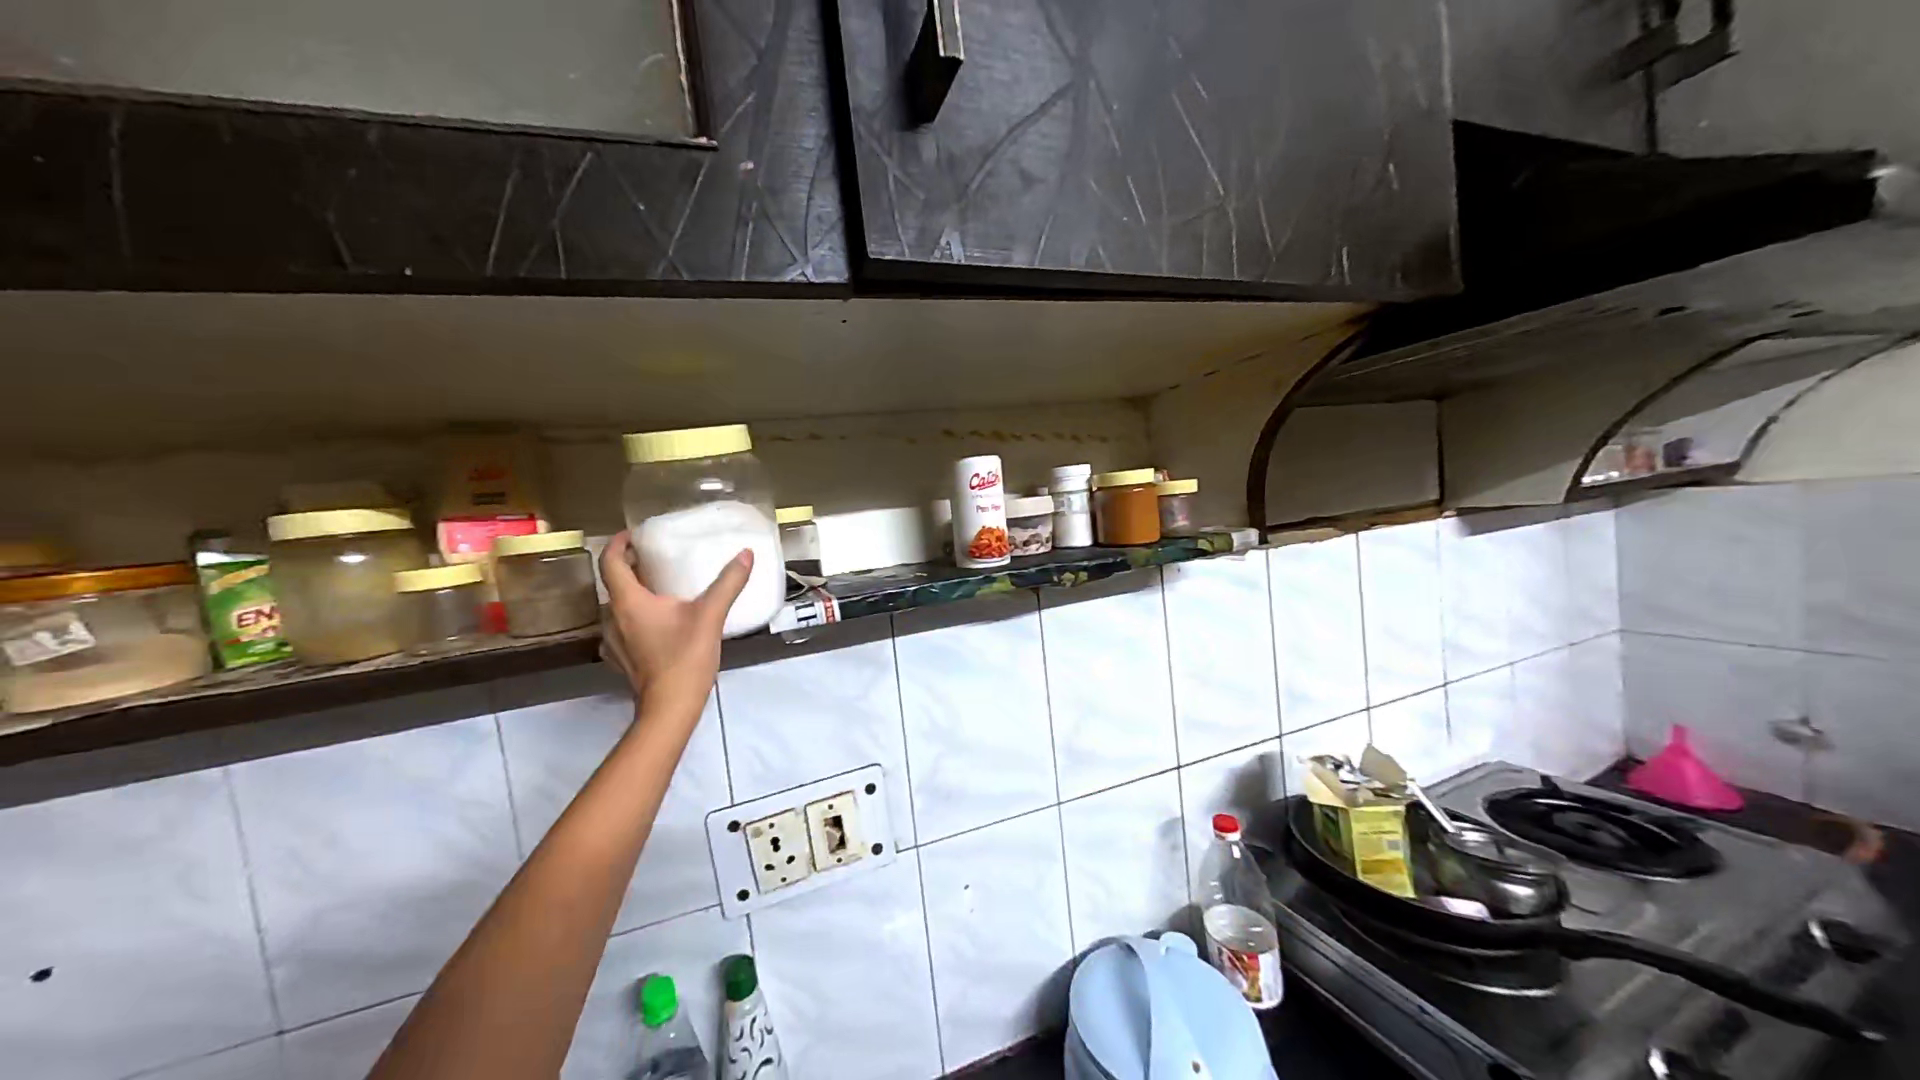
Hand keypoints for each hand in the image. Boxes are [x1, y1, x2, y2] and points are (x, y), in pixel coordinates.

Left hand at [597, 531, 752, 715]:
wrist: (670, 707)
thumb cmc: (685, 658)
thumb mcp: (711, 616)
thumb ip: (728, 583)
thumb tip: (746, 554)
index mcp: (628, 602)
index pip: (611, 562)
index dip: (618, 544)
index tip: (633, 534)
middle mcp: (612, 618)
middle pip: (614, 583)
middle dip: (631, 568)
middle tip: (655, 558)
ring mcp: (612, 641)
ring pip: (617, 607)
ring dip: (633, 594)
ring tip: (658, 589)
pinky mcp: (620, 659)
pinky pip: (622, 628)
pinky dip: (635, 618)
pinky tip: (655, 624)